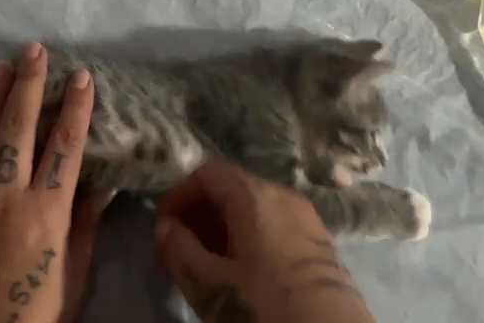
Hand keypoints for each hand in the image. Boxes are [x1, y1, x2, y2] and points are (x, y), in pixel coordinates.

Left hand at [0, 44, 96, 322]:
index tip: (82, 75)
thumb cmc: (36, 318)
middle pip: (18, 130)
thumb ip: (84, 225)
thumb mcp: (72, 278)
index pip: (64, 148)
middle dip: (27, 85)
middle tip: (34, 50)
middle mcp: (5, 200)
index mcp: (45, 216)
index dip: (75, 109)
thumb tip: (102, 181)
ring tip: (1, 64)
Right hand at [154, 161, 376, 322]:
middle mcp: (282, 195)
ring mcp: (306, 220)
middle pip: (230, 191)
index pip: (207, 174)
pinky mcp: (321, 247)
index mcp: (254, 196)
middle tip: (177, 255)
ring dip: (223, 233)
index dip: (179, 196)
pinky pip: (275, 229)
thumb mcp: (213, 287)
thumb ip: (181, 251)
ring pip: (253, 212)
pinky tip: (242, 278)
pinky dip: (250, 242)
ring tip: (206, 270)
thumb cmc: (267, 311)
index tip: (163, 230)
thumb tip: (165, 228)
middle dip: (199, 218)